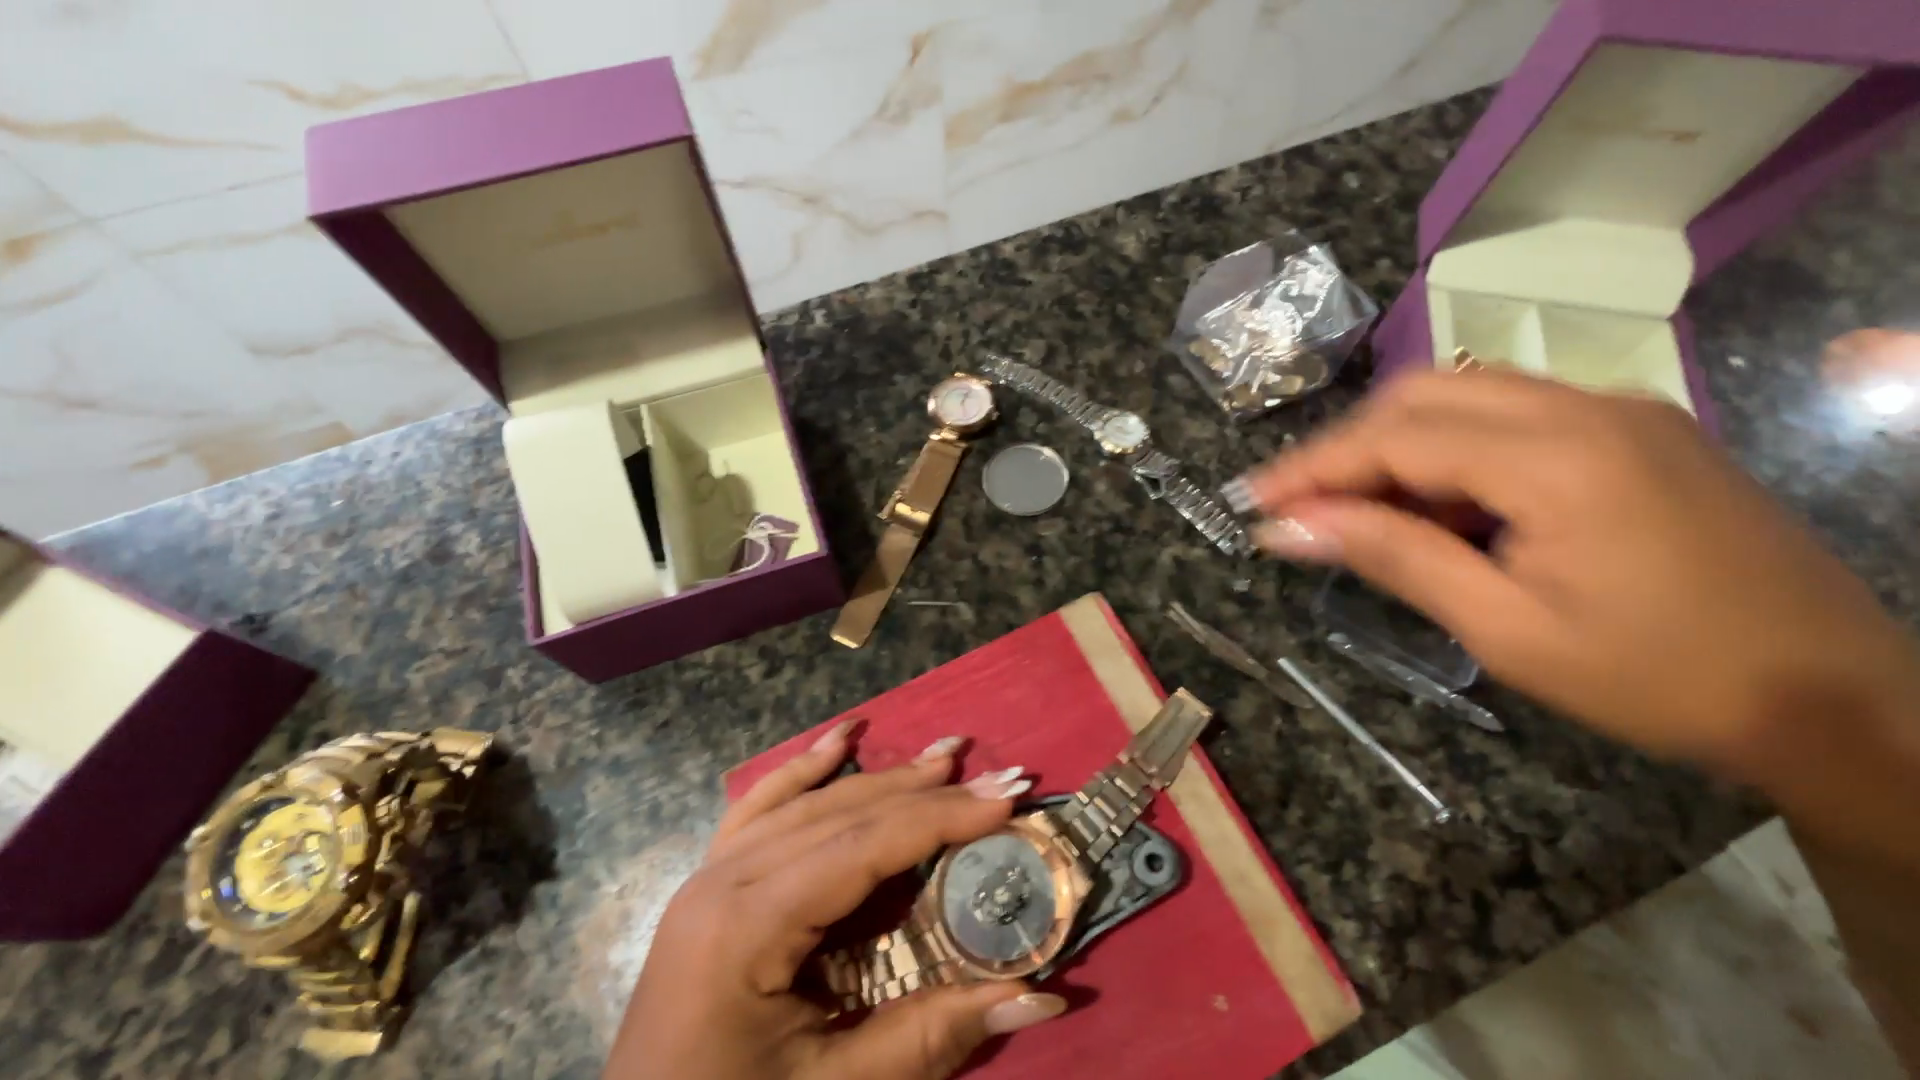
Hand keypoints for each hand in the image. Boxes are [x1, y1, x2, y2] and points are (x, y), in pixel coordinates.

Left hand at [602, 724, 1065, 1079]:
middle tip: (994, 776)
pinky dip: (803, 771)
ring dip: (877, 777)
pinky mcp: (706, 884)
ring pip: (805, 803)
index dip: (937, 819)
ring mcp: (707, 876)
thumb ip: (931, 1037)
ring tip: (942, 755)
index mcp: (747, 926)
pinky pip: (759, 808)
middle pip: (838, 815)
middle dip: (921, 792)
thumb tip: (1041, 999)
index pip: (860, 848)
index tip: (1003, 799)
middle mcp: (723, 880)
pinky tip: (837, 740)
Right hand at [1234, 370, 1919, 774]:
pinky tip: (1444, 504)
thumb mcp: (1506, 629)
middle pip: (1425, 396)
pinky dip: (1455, 447)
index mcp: (1555, 457)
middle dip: (1348, 447)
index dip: (1312, 467)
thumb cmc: (1657, 677)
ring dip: (1398, 443)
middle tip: (1297, 507)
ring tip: (1359, 510)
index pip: (1395, 437)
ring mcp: (1620, 411)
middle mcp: (1586, 407)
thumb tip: (1288, 528)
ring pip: (1469, 395)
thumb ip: (1394, 559)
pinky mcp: (1640, 430)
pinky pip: (1518, 414)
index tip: (1250, 499)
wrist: (1834, 696)